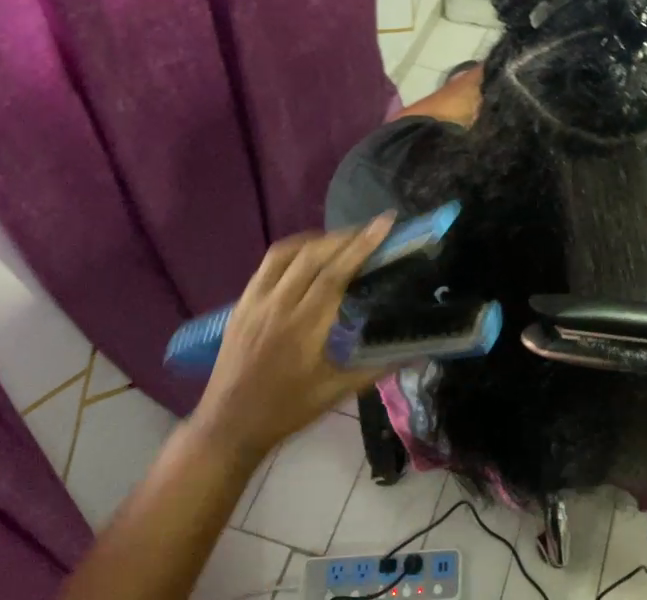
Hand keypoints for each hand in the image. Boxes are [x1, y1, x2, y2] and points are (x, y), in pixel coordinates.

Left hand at [190, 217, 394, 466]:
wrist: (229, 425)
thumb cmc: (288, 410)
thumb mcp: (337, 392)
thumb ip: (377, 367)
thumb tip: (417, 352)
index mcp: (305, 327)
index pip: (337, 273)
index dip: (362, 244)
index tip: (385, 222)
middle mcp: (280, 306)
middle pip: (315, 255)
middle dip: (346, 235)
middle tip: (372, 228)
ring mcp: (257, 302)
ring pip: (289, 253)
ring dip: (319, 238)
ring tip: (343, 238)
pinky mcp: (242, 303)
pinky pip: (268, 263)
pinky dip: (293, 248)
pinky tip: (307, 251)